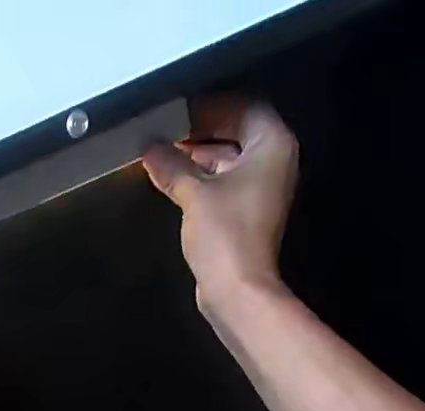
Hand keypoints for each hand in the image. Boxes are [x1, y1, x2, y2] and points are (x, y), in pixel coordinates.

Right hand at [141, 100, 297, 304]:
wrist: (237, 290)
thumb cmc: (224, 234)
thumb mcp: (193, 192)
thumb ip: (171, 164)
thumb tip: (150, 147)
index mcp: (271, 145)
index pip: (241, 107)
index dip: (208, 106)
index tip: (176, 110)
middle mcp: (274, 163)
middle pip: (236, 133)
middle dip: (199, 132)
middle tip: (164, 131)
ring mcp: (262, 191)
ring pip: (228, 161)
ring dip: (198, 157)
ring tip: (162, 155)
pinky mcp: (247, 215)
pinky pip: (225, 185)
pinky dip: (202, 180)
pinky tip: (173, 180)